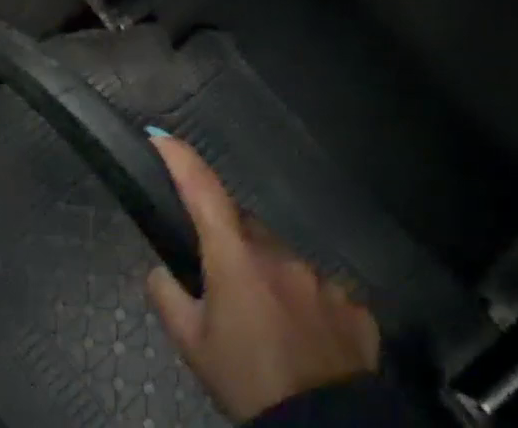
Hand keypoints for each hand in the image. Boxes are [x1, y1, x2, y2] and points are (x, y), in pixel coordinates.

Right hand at [145, 136, 380, 421]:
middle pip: (245, 227)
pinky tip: (301, 336)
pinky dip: (304, 302)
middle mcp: (280, 255)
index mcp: (234, 257)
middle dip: (228, 241)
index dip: (181, 159)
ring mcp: (323, 279)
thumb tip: (165, 270)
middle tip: (217, 280)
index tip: (161, 138)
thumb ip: (166, 293)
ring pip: (283, 259)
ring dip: (267, 274)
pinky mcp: (355, 307)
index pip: (203, 191)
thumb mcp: (189, 341)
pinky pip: (320, 290)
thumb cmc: (247, 378)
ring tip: (264, 320)